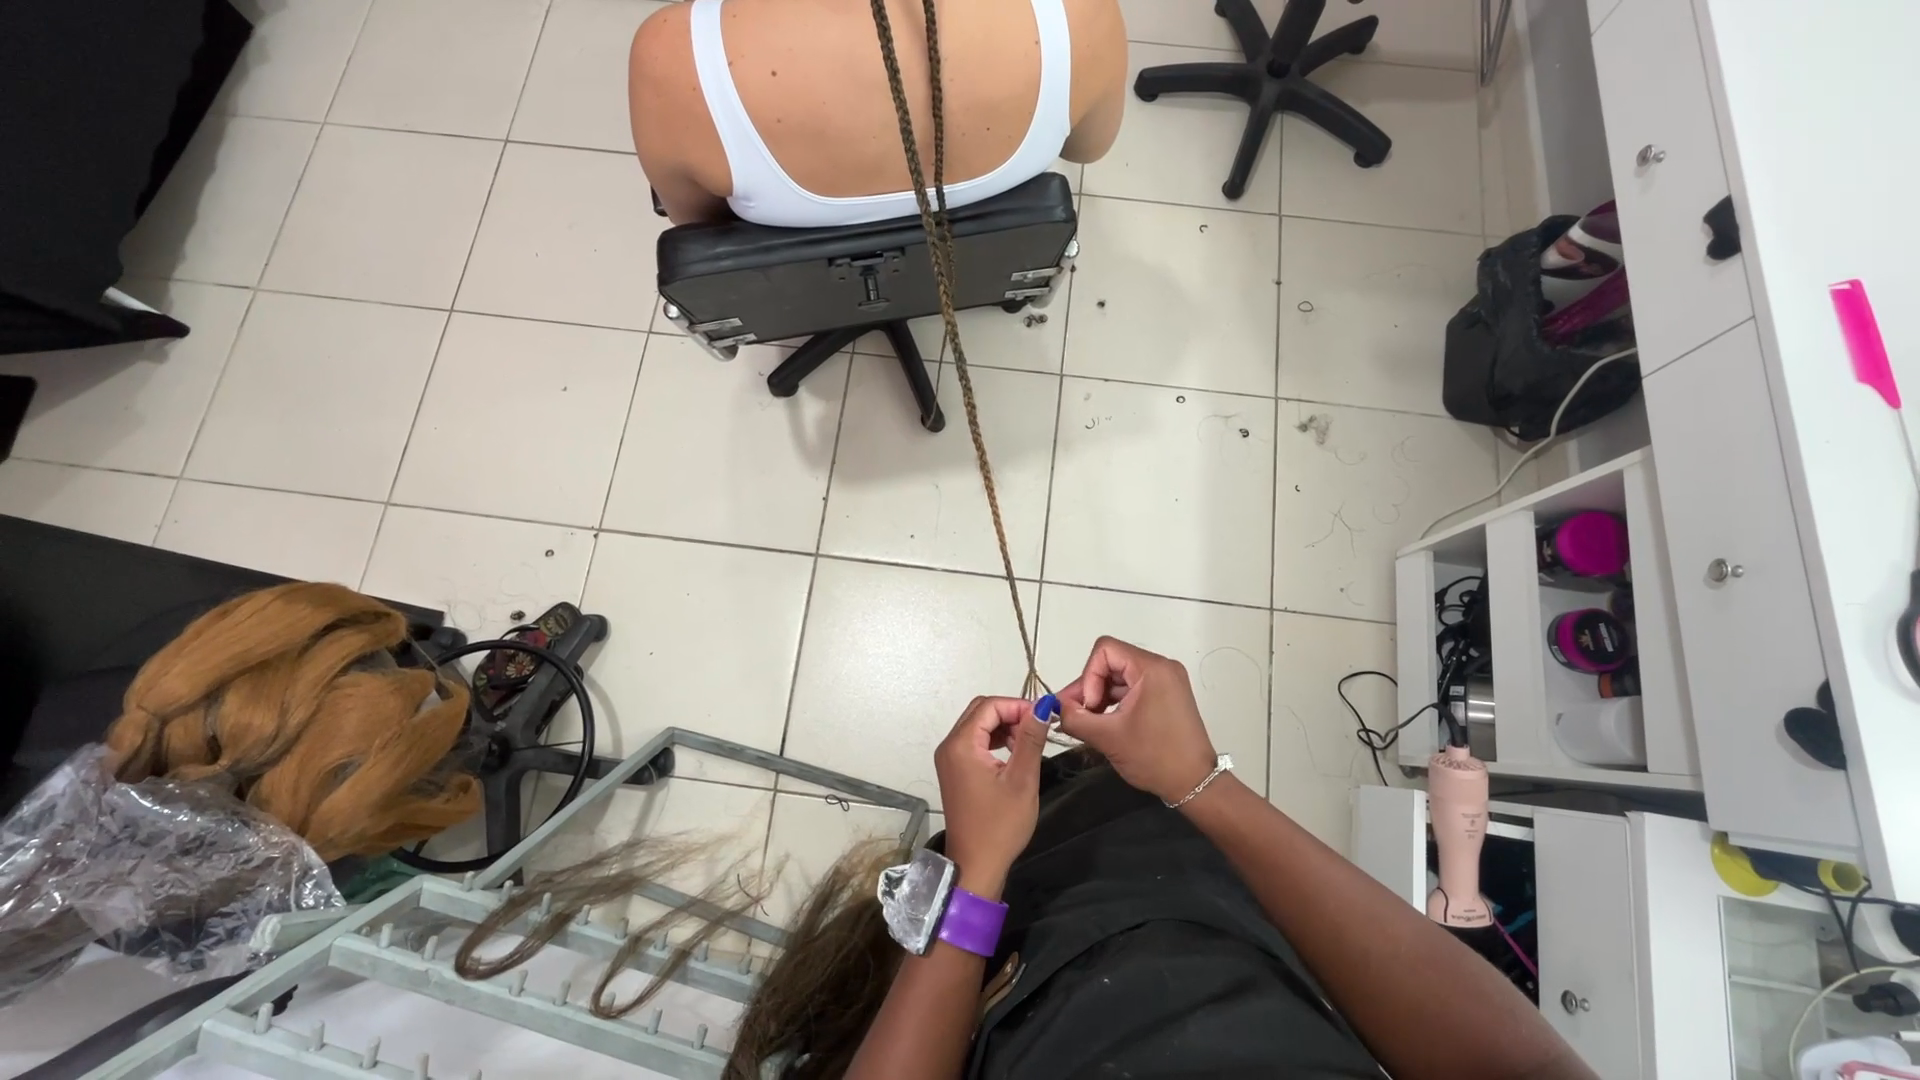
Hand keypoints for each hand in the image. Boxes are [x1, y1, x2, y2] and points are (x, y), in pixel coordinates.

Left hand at [934, 696, 1046, 897]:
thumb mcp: (1022, 779)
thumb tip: (1043, 706)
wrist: (976, 865)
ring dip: (1002, 726)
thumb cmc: (1000, 826)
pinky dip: (993, 740)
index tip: (1043, 719)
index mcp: (961, 745)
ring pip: (976, 725)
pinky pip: (973, 741)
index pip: (989, 706)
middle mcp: (949, 746)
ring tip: (1027, 743)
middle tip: (1036, 729)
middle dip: (1009, 713)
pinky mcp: (954, 770)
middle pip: (980, 711)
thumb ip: (1031, 738)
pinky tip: (1012, 753)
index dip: (1017, 706)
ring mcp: (949, 759)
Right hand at [1057, 636, 1217, 804]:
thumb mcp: (1108, 737)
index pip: (1105, 650)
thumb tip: (1055, 707)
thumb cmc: (1154, 757)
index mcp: (1152, 669)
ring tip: (1090, 723)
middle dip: (1091, 688)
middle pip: (1112, 662)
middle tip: (1077, 716)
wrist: (1196, 784)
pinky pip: (1132, 688)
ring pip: (1120, 676)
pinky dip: (1115, 702)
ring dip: (1101, 696)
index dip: (1089, 676)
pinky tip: (1105, 723)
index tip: (1089, 707)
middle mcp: (1161, 667)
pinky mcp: (1167, 695)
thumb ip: (1075, 718)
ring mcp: (1166, 681)